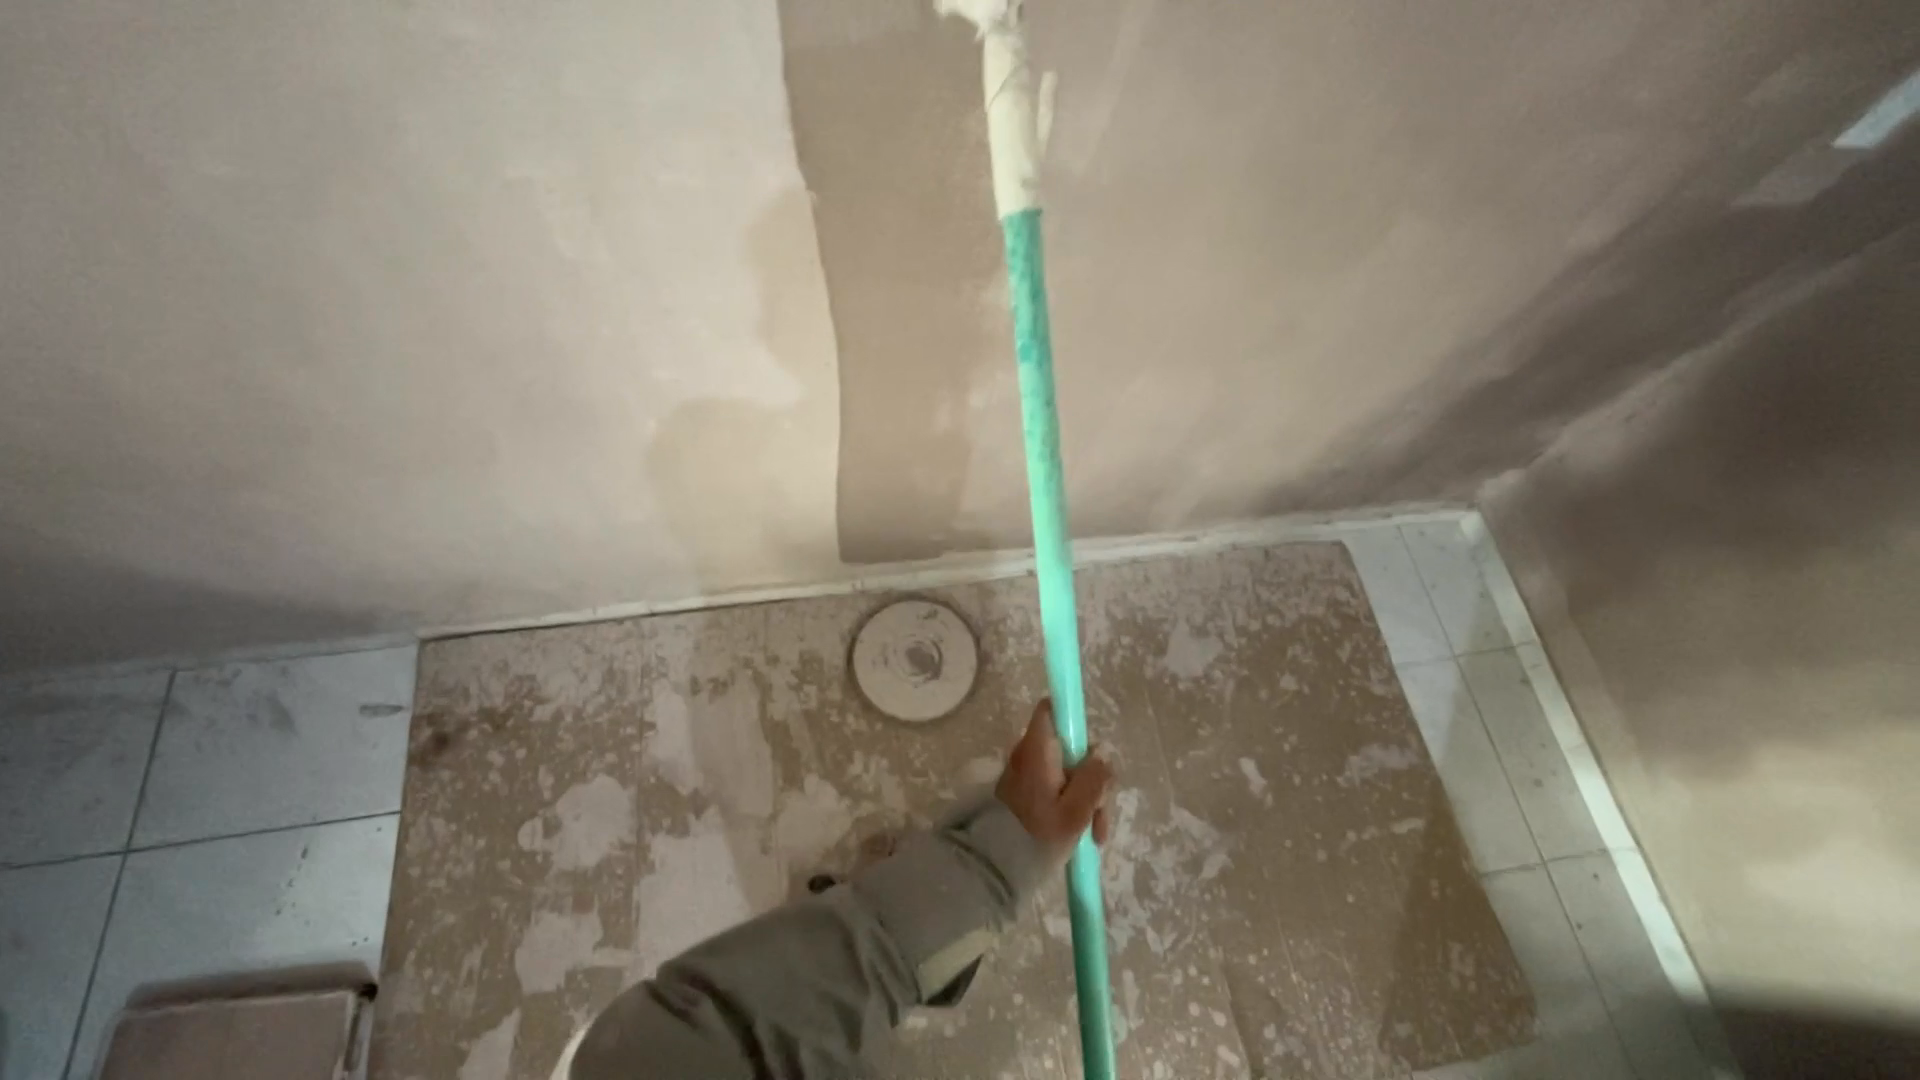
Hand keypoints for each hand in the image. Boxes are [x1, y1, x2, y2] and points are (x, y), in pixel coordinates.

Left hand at [995, 699, 1113, 866]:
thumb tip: (1104, 752)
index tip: (1094, 753)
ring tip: (1094, 835)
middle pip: (1070, 748)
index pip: (1052, 710)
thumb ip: (1094, 779)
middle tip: (1099, 815)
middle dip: (1092, 778)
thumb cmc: (1037, 836)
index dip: (1074, 720)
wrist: (995, 867)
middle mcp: (1028, 754)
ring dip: (1086, 799)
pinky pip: (1055, 788)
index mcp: (1038, 749)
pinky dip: (1070, 806)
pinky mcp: (1025, 792)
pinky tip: (1082, 835)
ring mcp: (1025, 773)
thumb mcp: (1076, 812)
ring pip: (1067, 772)